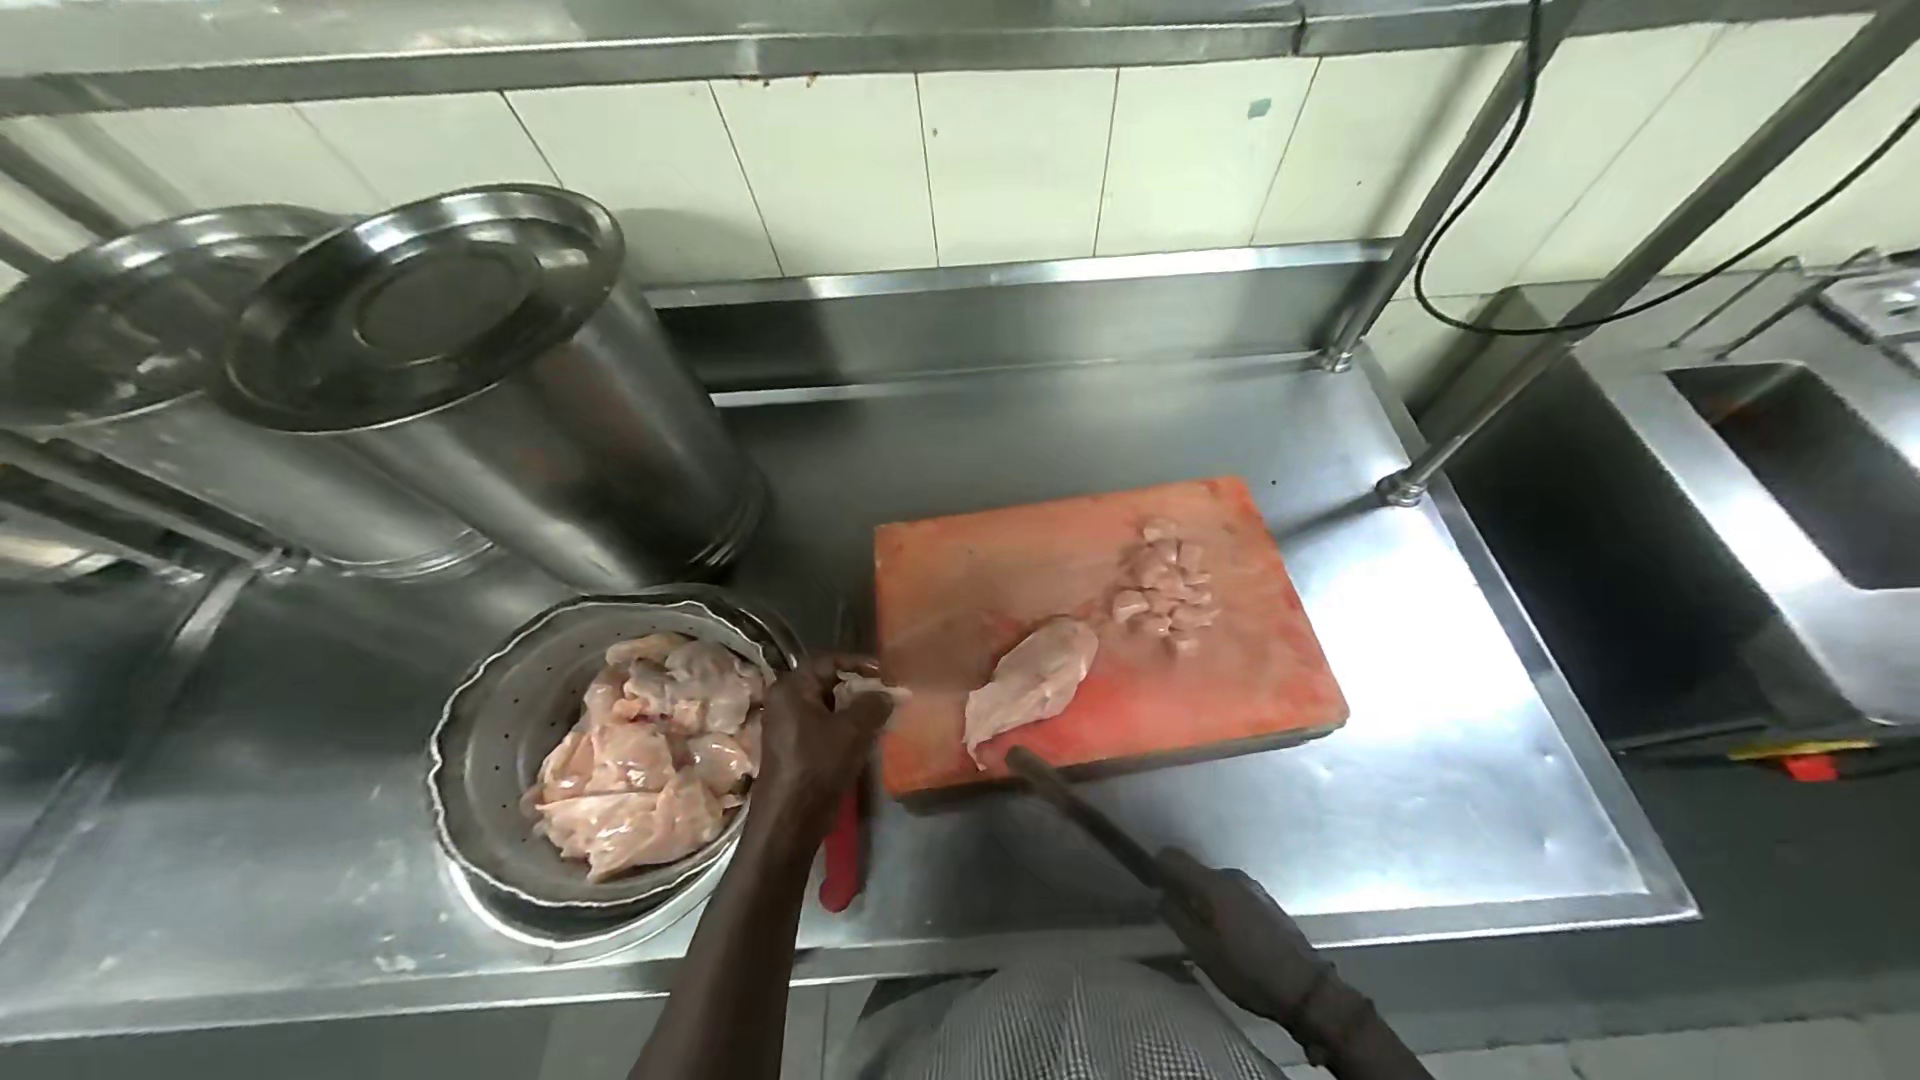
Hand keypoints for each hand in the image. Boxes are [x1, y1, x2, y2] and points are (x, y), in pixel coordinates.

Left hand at [751, 654, 893, 847]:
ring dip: (855, 708)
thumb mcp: (852, 730)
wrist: (791, 817)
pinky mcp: (797, 746)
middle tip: (886, 692)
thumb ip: (872, 704)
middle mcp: (786, 701)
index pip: (828, 661)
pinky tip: (868, 734)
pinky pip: (825, 725)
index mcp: (792, 688)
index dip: (858, 662)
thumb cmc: (818, 764)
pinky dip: (846, 725)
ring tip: (882, 713)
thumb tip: (887, 693)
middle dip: (859, 686)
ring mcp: (790, 725)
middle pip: (828, 682)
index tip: (884, 671)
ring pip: (829, 705)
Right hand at [1157, 848, 1326, 1025]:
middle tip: (1181, 922)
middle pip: (1194, 871)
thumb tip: (1163, 896)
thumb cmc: (1248, 971)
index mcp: (1212, 884)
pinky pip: (1233, 893)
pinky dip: (1224, 907)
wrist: (1307, 990)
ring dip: (1205, 901)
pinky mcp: (1266, 900)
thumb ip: (1177, 918)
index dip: (1157, 868)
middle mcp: (1232, 876)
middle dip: (1183, 891)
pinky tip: (1232, 936)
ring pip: (1214, 884)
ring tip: (1209, 934)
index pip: (1172, 857)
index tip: (1154, 888)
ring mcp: (1252, 886)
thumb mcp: (1202, 951)